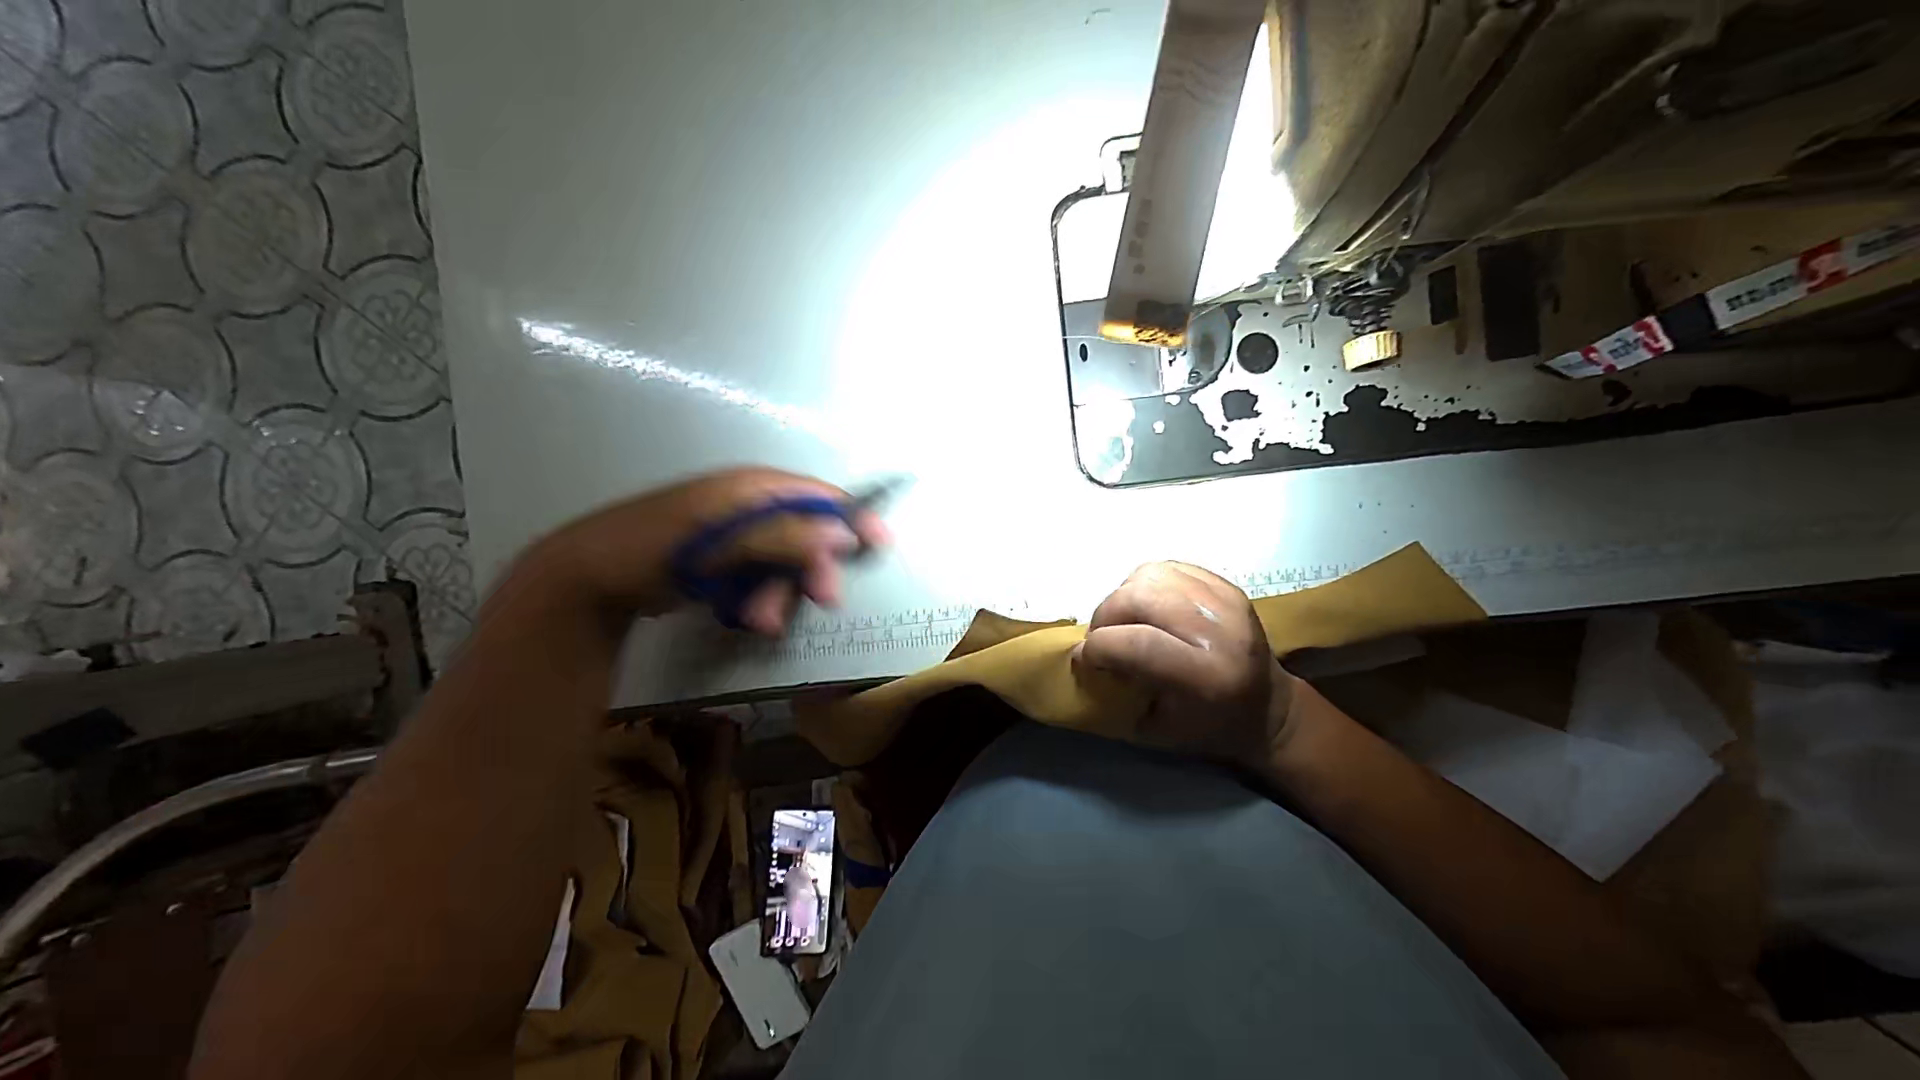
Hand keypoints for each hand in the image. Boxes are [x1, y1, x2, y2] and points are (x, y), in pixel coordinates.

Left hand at [525, 467, 888, 634]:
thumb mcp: (719, 539)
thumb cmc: (655, 547)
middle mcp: (752, 507)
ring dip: (782, 595)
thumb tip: (842, 535)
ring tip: (759, 622)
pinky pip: (762, 581)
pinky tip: (747, 618)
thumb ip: (782, 536)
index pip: (819, 495)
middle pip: (807, 535)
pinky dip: (761, 601)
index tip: (880, 544)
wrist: (590, 578)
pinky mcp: (726, 563)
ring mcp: (738, 536)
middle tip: (822, 601)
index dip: (853, 516)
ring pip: (785, 565)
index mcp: (753, 488)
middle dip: (811, 570)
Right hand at [1072, 561, 1294, 769]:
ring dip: (1123, 597)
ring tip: (1124, 622)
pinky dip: (1144, 584)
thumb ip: (1117, 691)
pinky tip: (1146, 608)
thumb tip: (1081, 658)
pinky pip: (1167, 568)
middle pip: (1139, 598)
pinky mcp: (1225, 585)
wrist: (1269, 709)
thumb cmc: (1207, 729)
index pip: (1138, 644)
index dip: (1098, 648)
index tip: (1084, 660)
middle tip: (1102, 640)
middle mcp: (1220, 629)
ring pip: (1149, 575)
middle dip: (1104, 617)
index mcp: (1208, 675)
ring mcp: (1225, 600)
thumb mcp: (1156, 729)